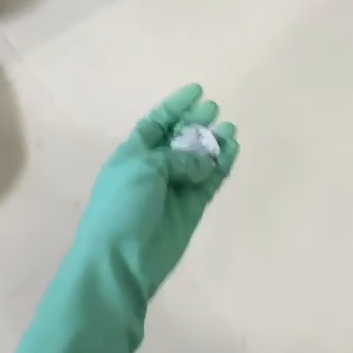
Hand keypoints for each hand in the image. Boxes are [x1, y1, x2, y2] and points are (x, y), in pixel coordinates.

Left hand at [71, 84, 239, 303]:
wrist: (120, 263)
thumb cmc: (122, 208)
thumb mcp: (143, 168)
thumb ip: (176, 157)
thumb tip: (202, 162)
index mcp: (133, 155)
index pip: (156, 122)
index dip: (174, 106)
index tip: (196, 90)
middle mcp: (154, 168)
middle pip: (180, 137)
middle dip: (196, 121)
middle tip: (213, 109)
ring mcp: (175, 188)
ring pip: (199, 158)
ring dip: (213, 141)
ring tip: (229, 128)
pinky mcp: (192, 207)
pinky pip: (211, 179)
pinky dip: (223, 164)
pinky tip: (233, 149)